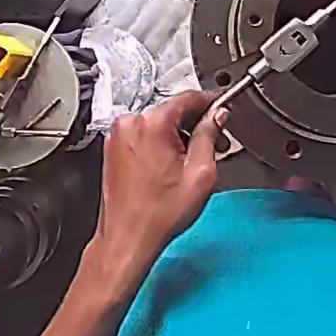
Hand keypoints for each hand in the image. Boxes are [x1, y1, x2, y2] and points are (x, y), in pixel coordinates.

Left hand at [89, 91, 226, 278]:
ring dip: (179, 135)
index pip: (188, 98)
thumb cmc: (157, 214)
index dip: (211, 103)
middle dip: (196, 125)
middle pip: (173, 111)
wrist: (127, 237)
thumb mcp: (199, 173)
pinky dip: (160, 142)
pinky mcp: (114, 146)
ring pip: (159, 122)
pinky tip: (172, 164)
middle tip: (215, 143)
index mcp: (151, 125)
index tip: (222, 109)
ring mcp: (119, 135)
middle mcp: (130, 124)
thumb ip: (210, 136)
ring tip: (192, 160)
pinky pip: (144, 133)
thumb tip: (217, 116)